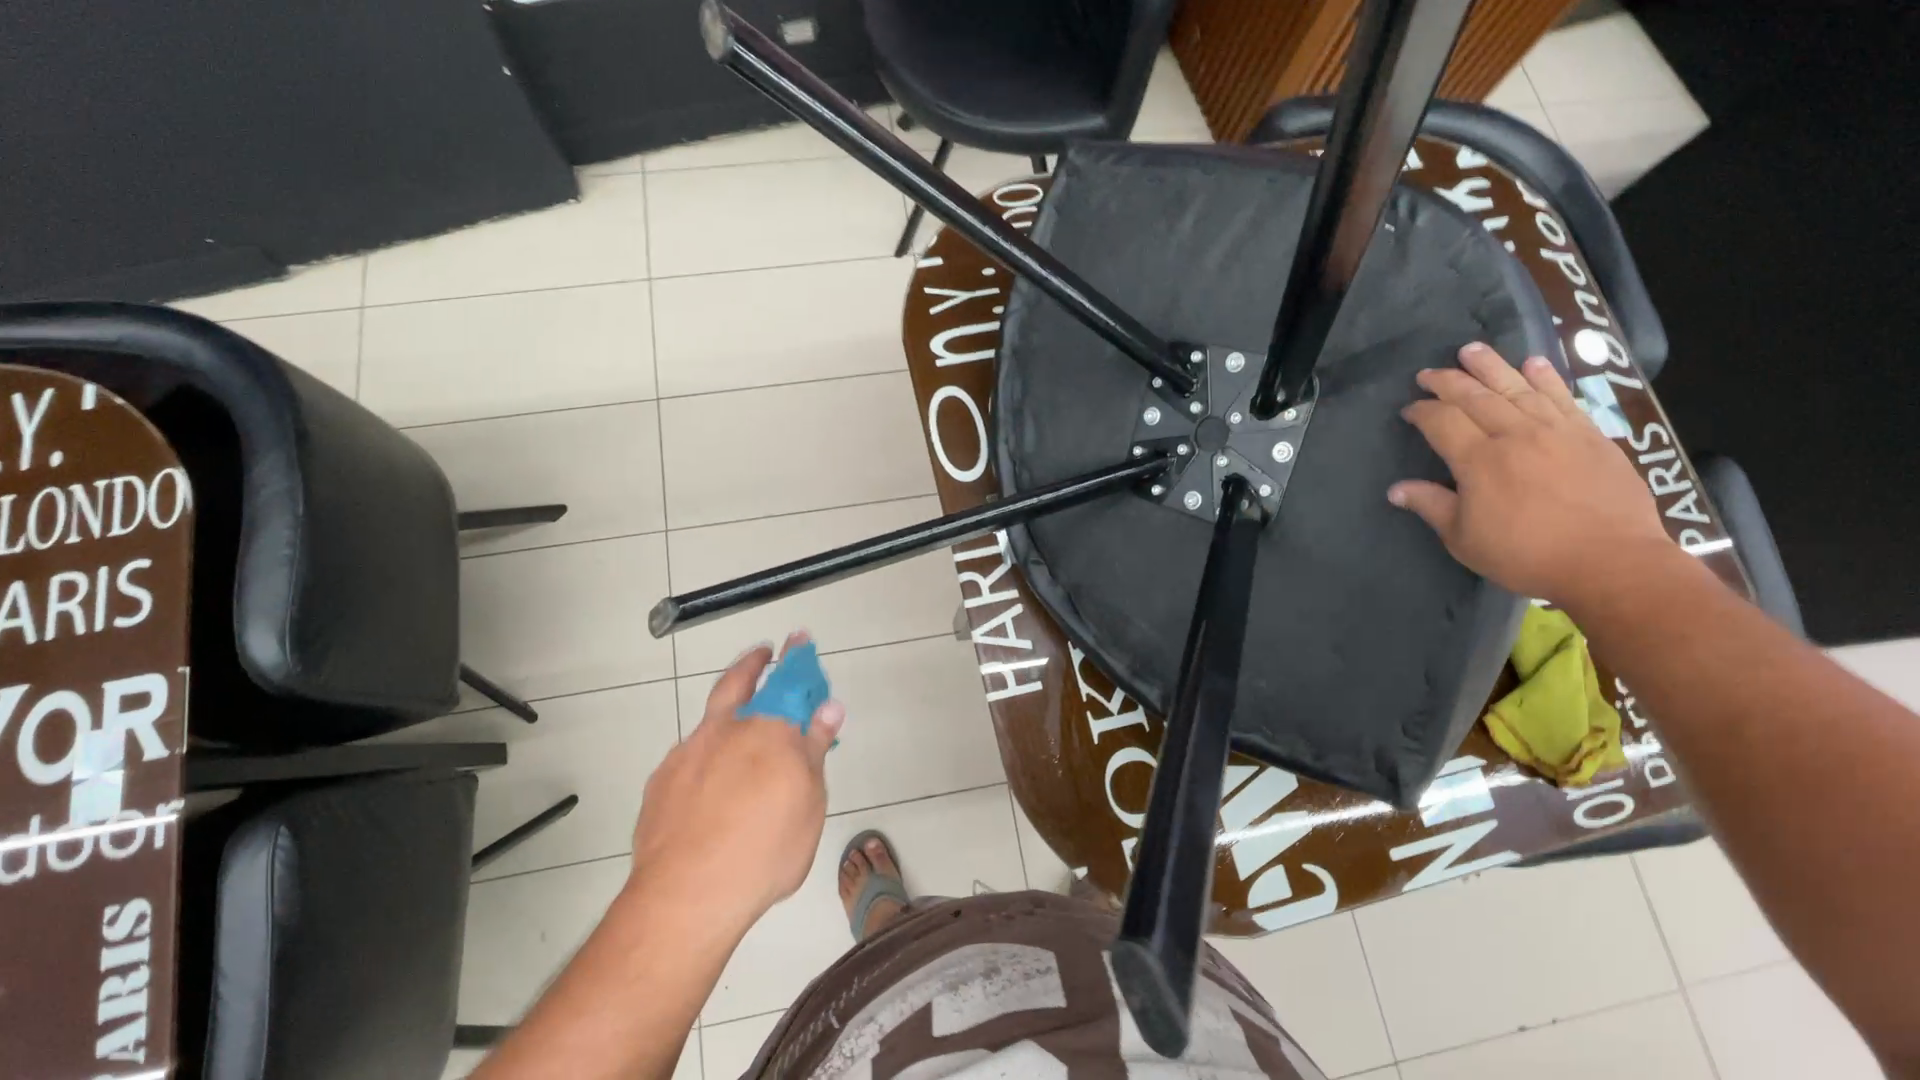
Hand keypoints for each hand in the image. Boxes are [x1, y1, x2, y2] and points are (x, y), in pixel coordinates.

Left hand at [630, 633, 845, 929]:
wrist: (687, 895)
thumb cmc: (764, 851)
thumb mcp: (809, 804)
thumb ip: (814, 752)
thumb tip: (828, 709)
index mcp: (768, 732)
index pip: (788, 682)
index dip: (796, 659)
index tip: (799, 638)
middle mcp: (724, 731)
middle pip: (737, 684)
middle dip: (752, 664)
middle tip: (762, 655)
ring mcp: (686, 754)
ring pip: (710, 723)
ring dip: (726, 716)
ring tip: (739, 734)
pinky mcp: (661, 782)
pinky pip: (690, 759)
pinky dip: (706, 758)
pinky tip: (711, 785)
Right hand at [1389, 342, 1669, 607]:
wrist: (1610, 561)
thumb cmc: (1527, 555)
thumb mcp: (1464, 539)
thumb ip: (1432, 507)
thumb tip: (1396, 489)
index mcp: (1479, 460)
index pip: (1442, 421)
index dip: (1421, 411)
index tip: (1409, 409)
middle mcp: (1515, 434)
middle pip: (1475, 396)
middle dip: (1448, 381)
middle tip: (1428, 373)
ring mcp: (1556, 430)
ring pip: (1517, 387)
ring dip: (1491, 366)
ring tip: (1471, 350)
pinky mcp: (1589, 435)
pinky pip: (1562, 396)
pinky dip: (1545, 377)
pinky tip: (1533, 363)